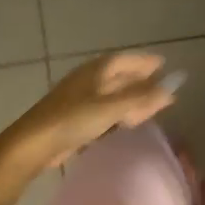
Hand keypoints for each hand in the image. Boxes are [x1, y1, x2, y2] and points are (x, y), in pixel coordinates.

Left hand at [3, 53, 176, 169]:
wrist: (35, 143)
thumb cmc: (74, 119)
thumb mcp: (112, 107)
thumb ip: (141, 98)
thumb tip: (170, 89)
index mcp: (97, 70)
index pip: (125, 60)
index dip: (144, 62)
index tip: (164, 65)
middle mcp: (89, 80)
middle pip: (120, 77)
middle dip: (142, 82)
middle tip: (163, 89)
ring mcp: (81, 98)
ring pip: (113, 94)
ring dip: (132, 99)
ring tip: (151, 107)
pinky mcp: (76, 117)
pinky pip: (105, 109)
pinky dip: (120, 112)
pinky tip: (126, 122)